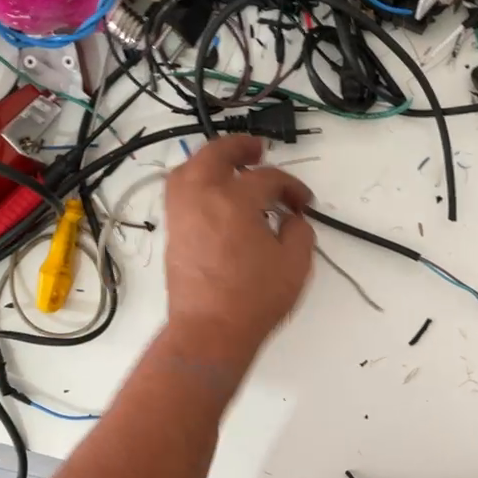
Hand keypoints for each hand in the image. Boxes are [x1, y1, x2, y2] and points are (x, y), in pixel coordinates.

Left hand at [162, 135, 314, 355]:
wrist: (211, 331)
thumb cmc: (255, 299)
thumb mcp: (295, 265)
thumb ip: (299, 232)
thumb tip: (292, 221)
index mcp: (235, 200)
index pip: (268, 178)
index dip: (292, 186)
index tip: (304, 204)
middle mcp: (202, 197)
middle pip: (217, 155)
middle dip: (240, 147)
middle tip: (258, 149)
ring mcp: (182, 214)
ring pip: (189, 169)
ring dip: (210, 161)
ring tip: (228, 166)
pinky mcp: (174, 234)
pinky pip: (179, 193)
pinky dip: (195, 183)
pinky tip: (210, 196)